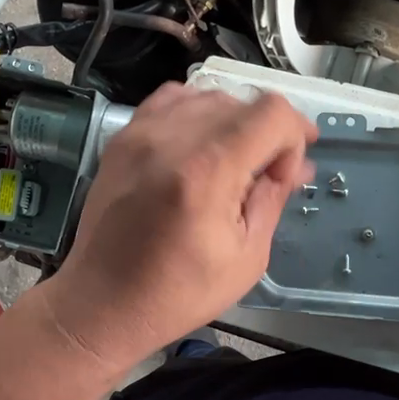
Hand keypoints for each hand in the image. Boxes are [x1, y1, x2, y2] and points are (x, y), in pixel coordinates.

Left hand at [38, 83, 315, 371]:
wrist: (102, 303)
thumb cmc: (177, 293)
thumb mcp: (246, 258)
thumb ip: (273, 199)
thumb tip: (296, 165)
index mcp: (207, 172)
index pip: (271, 113)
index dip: (294, 137)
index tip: (287, 173)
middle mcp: (171, 139)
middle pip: (243, 102)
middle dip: (267, 134)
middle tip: (265, 177)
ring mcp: (141, 133)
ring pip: (208, 96)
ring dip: (233, 123)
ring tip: (232, 164)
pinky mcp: (123, 138)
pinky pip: (171, 100)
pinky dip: (195, 114)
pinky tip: (198, 147)